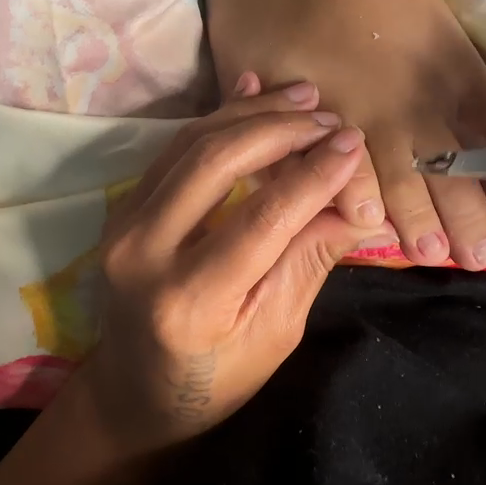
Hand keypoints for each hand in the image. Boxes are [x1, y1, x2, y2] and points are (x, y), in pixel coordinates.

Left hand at [78, 72, 368, 451]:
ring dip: (251, 113)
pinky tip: (254, 95)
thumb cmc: (214, 378)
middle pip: (215, 162)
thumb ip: (309, 259)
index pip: (262, 219)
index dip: (312, 175)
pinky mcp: (124, 203)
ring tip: (303, 98)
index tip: (353, 142)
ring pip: (192, 142)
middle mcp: (144, 251)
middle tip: (330, 117)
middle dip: (280, 130)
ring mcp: (124, 221)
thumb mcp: (274, 333)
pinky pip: (175, 146)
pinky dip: (218, 117)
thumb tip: (361, 202)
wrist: (133, 389)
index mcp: (188, 301)